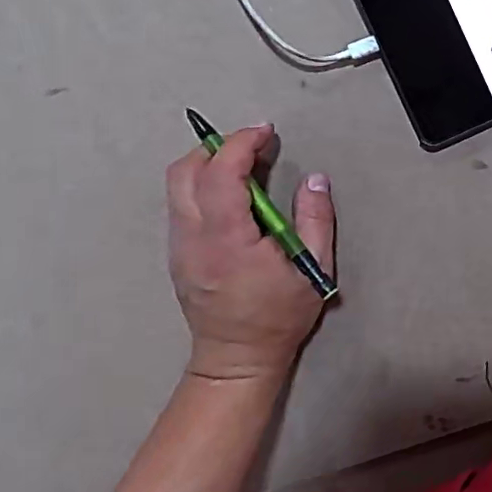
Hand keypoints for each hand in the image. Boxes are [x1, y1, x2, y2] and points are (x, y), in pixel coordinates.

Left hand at [166, 124, 333, 381]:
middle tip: (252, 146)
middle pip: (185, 172)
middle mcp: (193, 238)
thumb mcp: (313, 270)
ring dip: (208, 163)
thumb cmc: (279, 317)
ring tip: (244, 166)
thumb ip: (315, 219)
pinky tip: (232, 195)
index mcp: (227, 241)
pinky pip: (181, 203)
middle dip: (217, 147)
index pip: (221, 175)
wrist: (236, 360)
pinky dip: (203, 184)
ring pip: (177, 185)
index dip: (241, 144)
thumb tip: (315, 178)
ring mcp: (178, 246)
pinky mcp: (176, 253)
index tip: (266, 131)